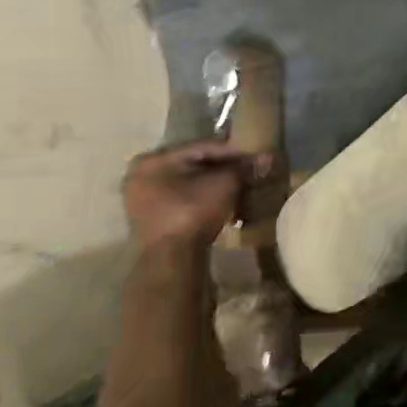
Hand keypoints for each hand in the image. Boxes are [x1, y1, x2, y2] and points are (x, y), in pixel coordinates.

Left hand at [122, 141, 256, 249]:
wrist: (170, 259)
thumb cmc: (193, 211)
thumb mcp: (225, 183)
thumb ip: (243, 168)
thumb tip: (265, 157)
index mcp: (153, 158)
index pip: (202, 147)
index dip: (233, 150)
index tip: (256, 154)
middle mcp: (141, 175)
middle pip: (192, 165)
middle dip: (223, 168)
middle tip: (249, 170)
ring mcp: (141, 200)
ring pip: (187, 184)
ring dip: (214, 185)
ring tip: (240, 187)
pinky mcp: (150, 221)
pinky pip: (181, 201)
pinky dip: (202, 199)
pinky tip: (223, 204)